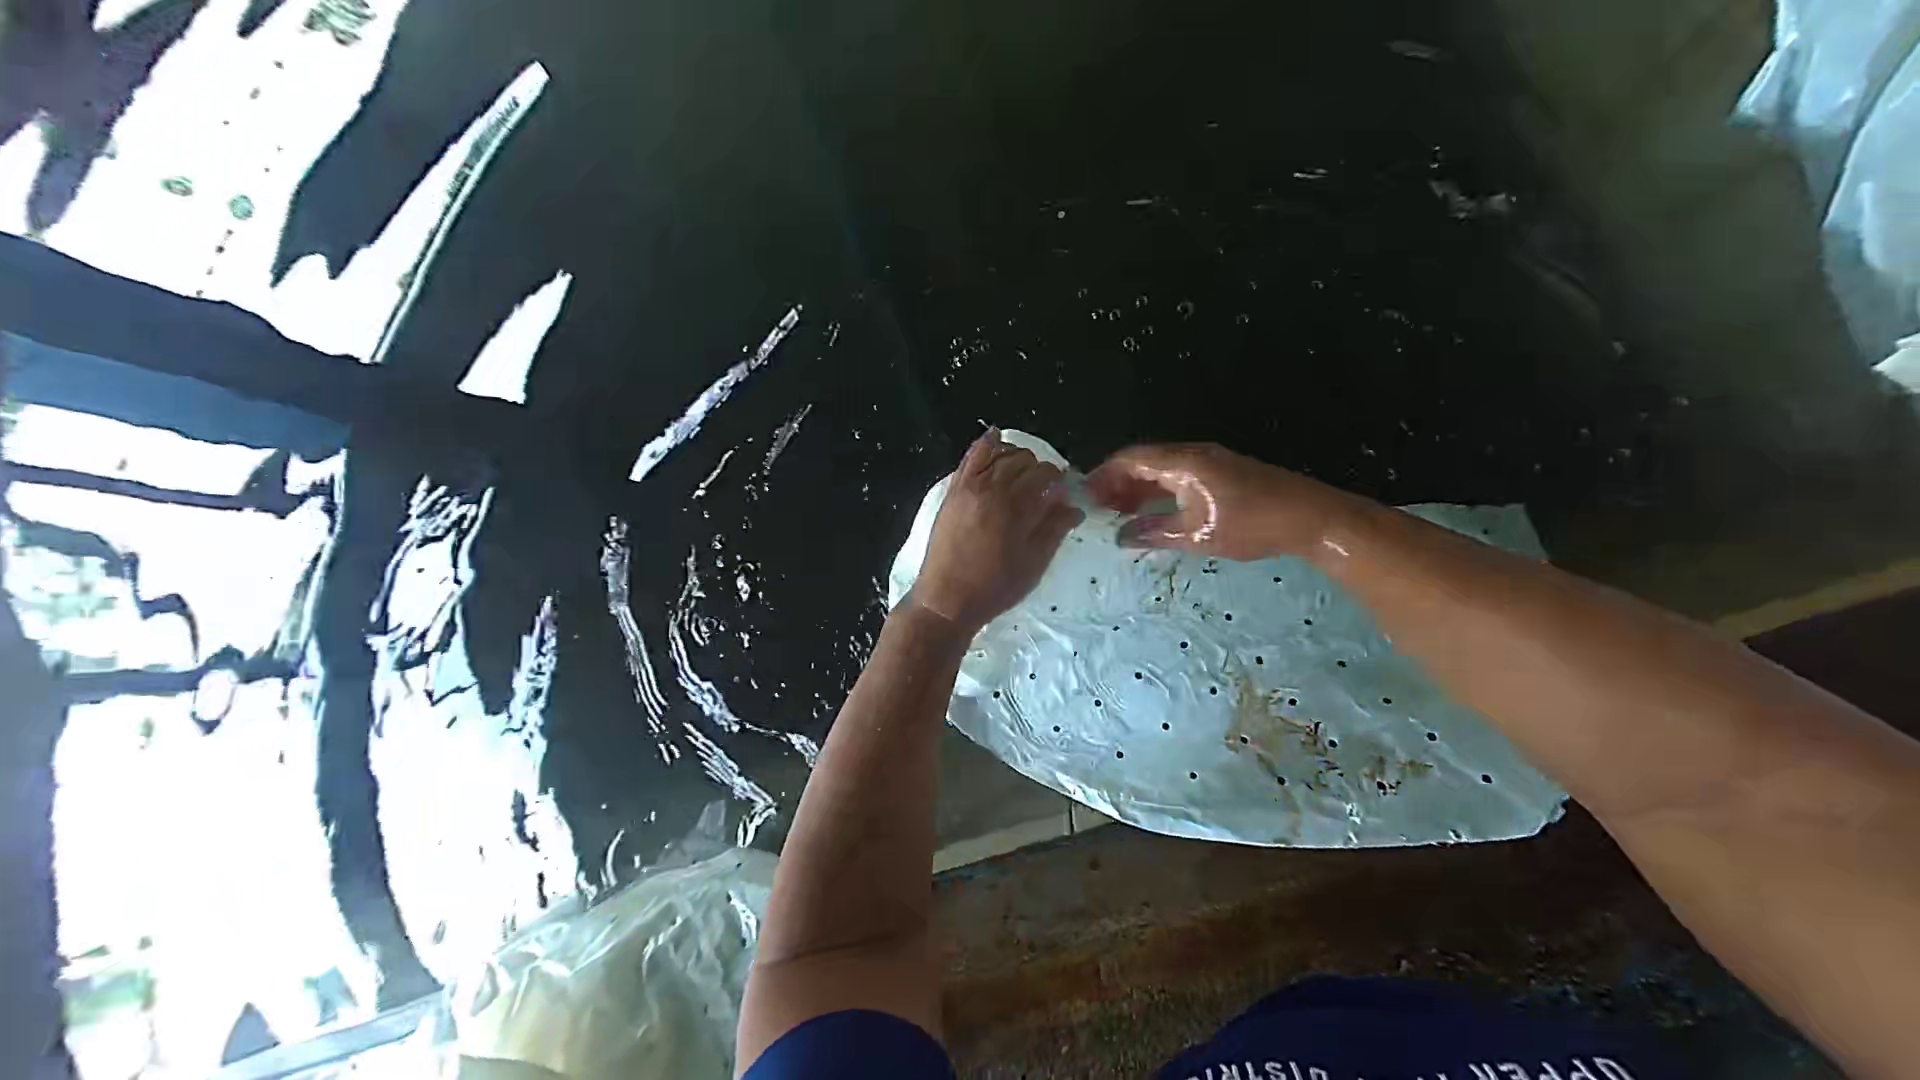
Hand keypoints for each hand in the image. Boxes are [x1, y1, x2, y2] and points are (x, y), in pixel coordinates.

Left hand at [908, 431, 1083, 631]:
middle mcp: (993, 489)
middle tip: (1044, 486)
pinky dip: (985, 444)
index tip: (1061, 492)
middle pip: (1024, 461)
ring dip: (1016, 457)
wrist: (946, 600)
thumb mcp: (1033, 563)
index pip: (1046, 476)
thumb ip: (1054, 529)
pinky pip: (970, 457)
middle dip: (1039, 469)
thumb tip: (1073, 507)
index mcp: (1017, 507)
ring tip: (1023, 472)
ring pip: (1000, 454)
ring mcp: (970, 488)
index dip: (1058, 480)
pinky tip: (994, 437)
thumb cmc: (993, 587)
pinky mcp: (953, 492)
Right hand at [1085, 442, 1359, 559]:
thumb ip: (1154, 534)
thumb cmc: (1251, 525)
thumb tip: (1120, 537)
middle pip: (1143, 460)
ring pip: (1160, 467)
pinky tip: (1152, 510)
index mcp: (1182, 463)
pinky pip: (1178, 473)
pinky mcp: (1221, 471)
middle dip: (1117, 482)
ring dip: (1138, 486)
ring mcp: (1209, 460)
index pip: (1130, 459)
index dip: (1104, 476)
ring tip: (1118, 512)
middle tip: (1098, 508)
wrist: (1311, 517)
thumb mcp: (1196, 536)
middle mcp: (1192, 453)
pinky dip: (1158, 489)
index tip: (1086, 497)